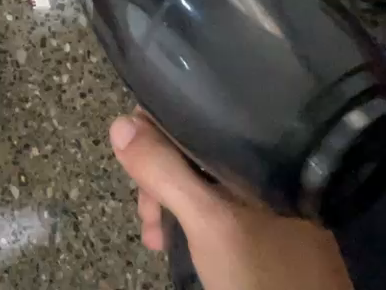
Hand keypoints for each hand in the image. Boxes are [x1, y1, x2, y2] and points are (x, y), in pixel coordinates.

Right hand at [110, 110, 354, 289]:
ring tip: (155, 238)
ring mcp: (263, 196)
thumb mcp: (207, 221)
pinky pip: (214, 203)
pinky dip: (188, 218)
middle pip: (189, 147)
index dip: (152, 129)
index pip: (191, 112)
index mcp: (253, 150)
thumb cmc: (262, 274)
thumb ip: (165, 171)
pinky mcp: (266, 224)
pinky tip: (177, 243)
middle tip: (147, 216)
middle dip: (156, 176)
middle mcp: (259, 164)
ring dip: (166, 201)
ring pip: (198, 178)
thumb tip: (119, 124)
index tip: (132, 163)